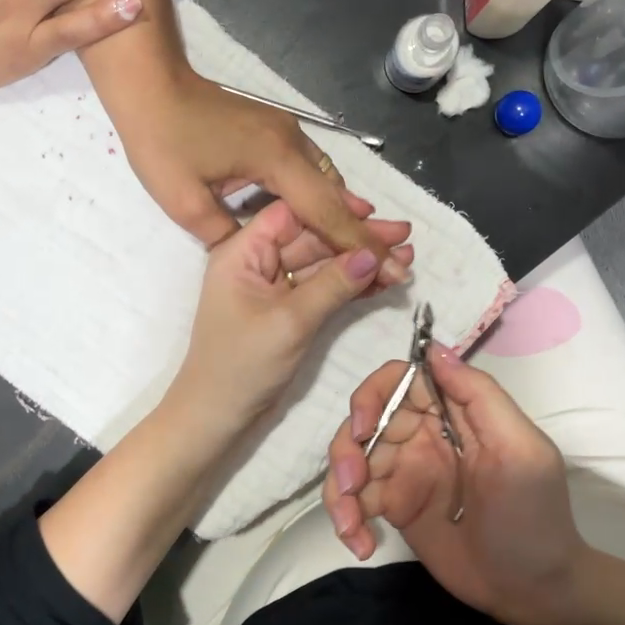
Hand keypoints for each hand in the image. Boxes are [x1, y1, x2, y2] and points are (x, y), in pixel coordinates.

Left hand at [115, 75, 406, 285]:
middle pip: (337, 194)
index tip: (387, 268)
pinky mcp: (275, 130)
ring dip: (346, 211)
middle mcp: (292, 143)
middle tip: (395, 258)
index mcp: (276, 160)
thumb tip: (254, 253)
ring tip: (371, 242)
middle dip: (364, 230)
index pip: (325, 211)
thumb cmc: (161, 141)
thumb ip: (226, 235)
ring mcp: (286, 132)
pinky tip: (330, 212)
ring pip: (327, 179)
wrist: (149, 83)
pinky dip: (326, 194)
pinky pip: (312, 168)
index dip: (355, 244)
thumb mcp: (184, 202)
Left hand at [165, 196, 414, 437]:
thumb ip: (332, 284)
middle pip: (313, 236)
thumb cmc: (242, 365)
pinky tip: (385, 280)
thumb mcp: (290, 322)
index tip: (374, 214)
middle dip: (358, 239)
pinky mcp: (288, 307)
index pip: (292, 214)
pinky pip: (324, 286)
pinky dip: (353, 284)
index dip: (332, 208)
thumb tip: (374, 253)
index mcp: (242, 251)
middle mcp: (257, 260)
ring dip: (363, 262)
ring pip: (324, 262)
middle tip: (405, 235)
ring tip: (407, 259)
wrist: (218, 415)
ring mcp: (274, 285)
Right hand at [322, 346, 584, 620]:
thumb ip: (479, 396)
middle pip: (363, 422)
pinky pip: (354, 501)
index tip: (363, 428)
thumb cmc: (533, 515)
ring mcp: (405, 473)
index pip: (399, 382)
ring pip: (350, 461)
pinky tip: (361, 543)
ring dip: (339, 490)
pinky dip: (347, 519)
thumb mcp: (520, 450)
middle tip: (352, 486)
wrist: (533, 590)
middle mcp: (422, 437)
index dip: (372, 395)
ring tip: (352, 526)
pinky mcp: (394, 508)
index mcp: (452, 415)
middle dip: (347, 450)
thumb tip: (434, 348)